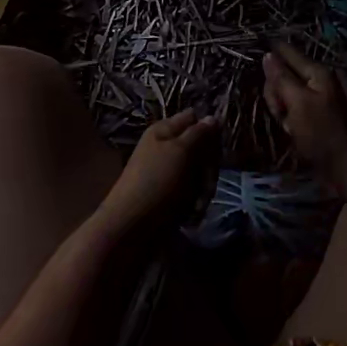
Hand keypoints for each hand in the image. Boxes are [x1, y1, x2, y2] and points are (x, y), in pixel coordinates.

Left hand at [93, 110, 219, 240]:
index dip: (208, 132)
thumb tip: (214, 117)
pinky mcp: (170, 195)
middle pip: (201, 149)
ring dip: (203, 190)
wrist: (131, 227)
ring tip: (196, 207)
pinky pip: (192, 193)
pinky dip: (194, 205)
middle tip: (205, 183)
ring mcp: (168, 172)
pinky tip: (190, 217)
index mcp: (164, 130)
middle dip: (208, 168)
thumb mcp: (180, 151)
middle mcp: (166, 147)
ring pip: (199, 174)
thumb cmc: (156, 183)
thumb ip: (199, 133)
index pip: (195, 119)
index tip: (215, 150)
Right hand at [263, 42, 346, 179]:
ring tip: (288, 124)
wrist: (343, 165)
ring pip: (284, 93)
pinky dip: (287, 118)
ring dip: (280, 107)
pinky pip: (291, 108)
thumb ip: (281, 77)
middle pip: (283, 74)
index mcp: (316, 72)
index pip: (288, 52)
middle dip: (275, 91)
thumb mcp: (297, 102)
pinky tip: (291, 130)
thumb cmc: (320, 132)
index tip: (255, 54)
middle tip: (279, 108)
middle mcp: (316, 81)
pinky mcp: (312, 114)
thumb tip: (267, 55)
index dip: (271, 54)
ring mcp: (315, 98)